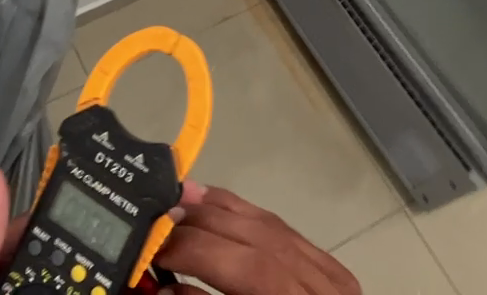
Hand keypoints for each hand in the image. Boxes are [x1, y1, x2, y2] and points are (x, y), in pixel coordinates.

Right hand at [155, 184, 362, 294]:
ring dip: (216, 210)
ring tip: (174, 202)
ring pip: (269, 226)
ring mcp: (332, 279)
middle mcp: (322, 292)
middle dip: (201, 227)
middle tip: (154, 226)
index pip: (254, 272)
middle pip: (260, 241)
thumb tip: (163, 289)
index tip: (154, 255)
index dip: (198, 254)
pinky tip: (209, 202)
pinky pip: (279, 226)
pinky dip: (240, 211)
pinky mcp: (330, 269)